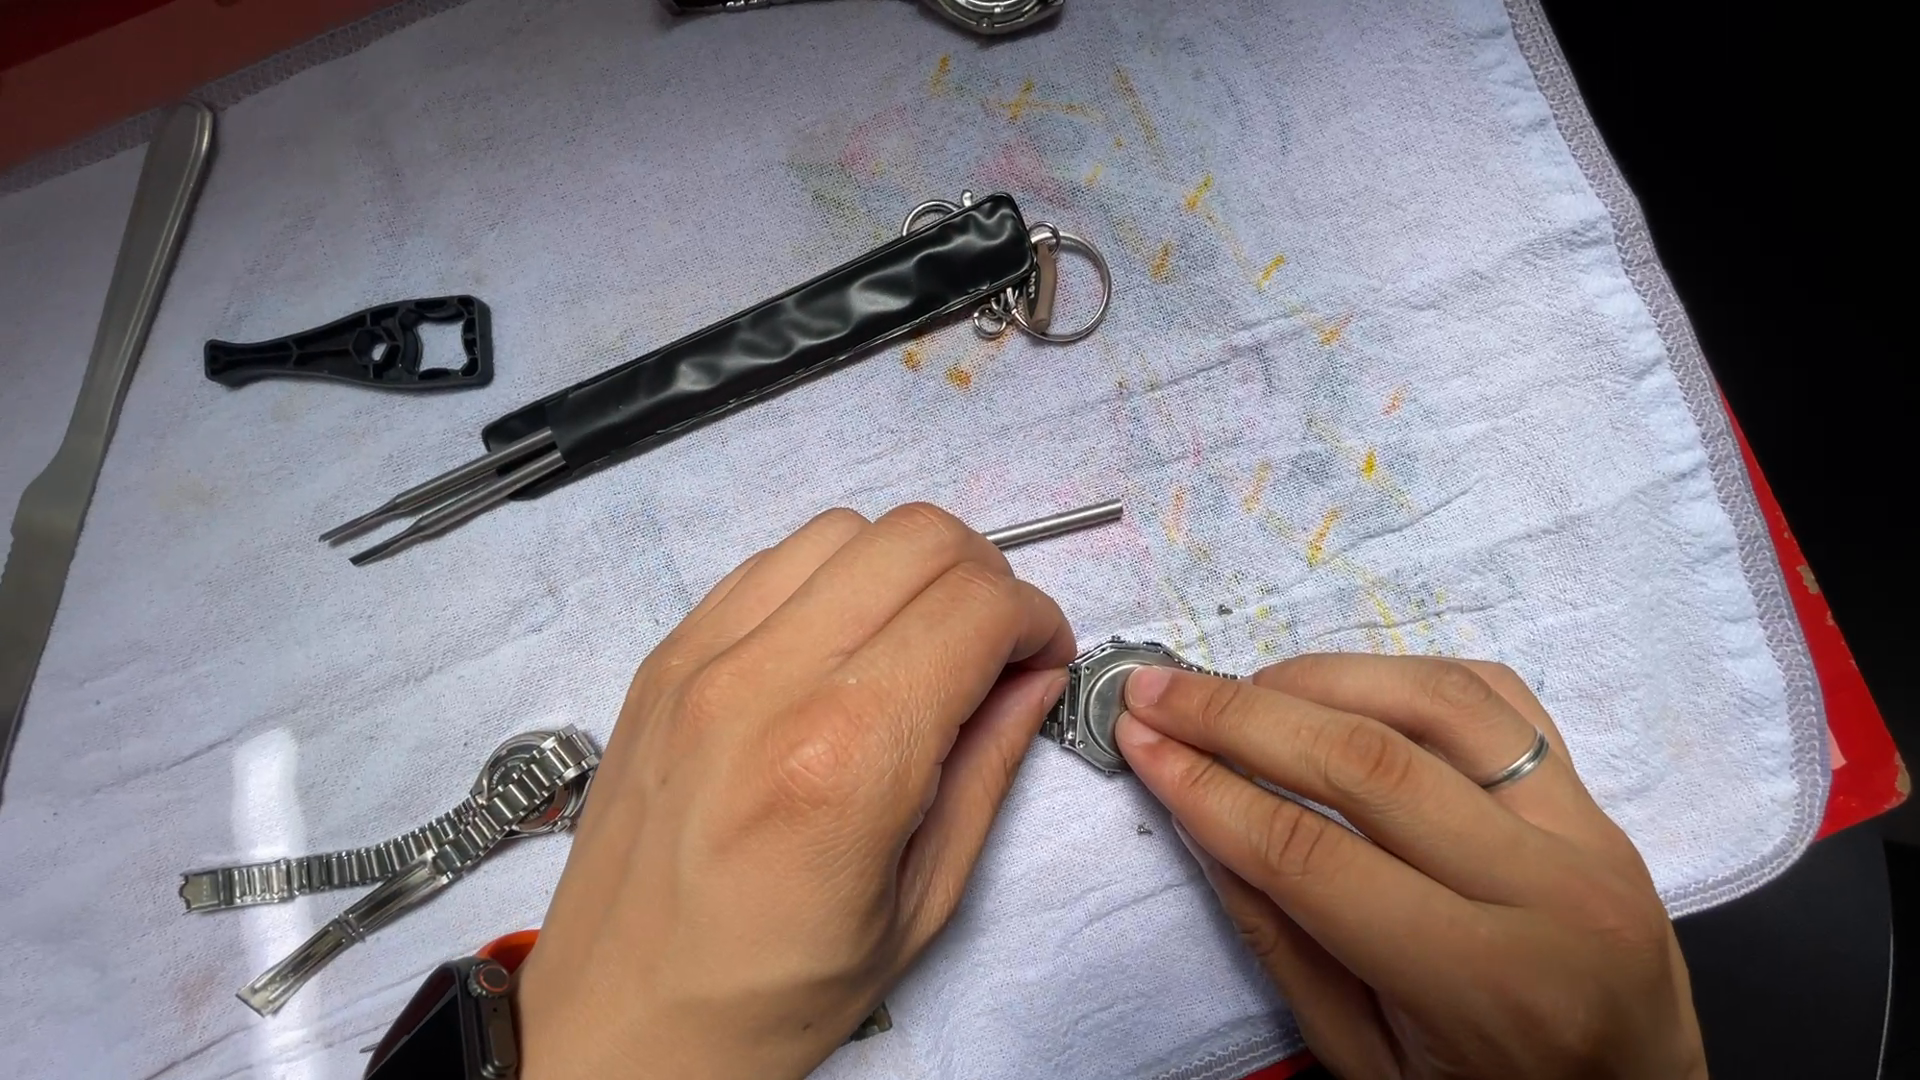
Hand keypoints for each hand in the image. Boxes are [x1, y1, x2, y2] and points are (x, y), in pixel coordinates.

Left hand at [514, 504, 1073, 1078]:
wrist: (616, 1021)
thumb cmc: (776, 988)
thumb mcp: (924, 900)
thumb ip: (991, 763)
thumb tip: (1034, 673)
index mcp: (846, 758)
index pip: (976, 608)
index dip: (1035, 619)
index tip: (1041, 655)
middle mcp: (767, 680)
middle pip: (918, 537)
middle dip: (984, 575)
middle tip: (991, 638)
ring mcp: (704, 654)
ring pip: (847, 528)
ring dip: (908, 566)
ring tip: (916, 634)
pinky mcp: (669, 650)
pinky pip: (776, 559)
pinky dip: (835, 575)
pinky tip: (842, 636)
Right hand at [1115, 655, 1706, 1078]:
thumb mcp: (1354, 1048)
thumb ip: (1270, 924)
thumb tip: (1190, 803)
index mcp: (1488, 985)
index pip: (1307, 853)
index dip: (1204, 784)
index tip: (1134, 737)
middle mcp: (1554, 891)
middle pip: (1362, 759)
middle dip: (1232, 712)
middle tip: (1155, 688)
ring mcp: (1589, 828)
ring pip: (1432, 698)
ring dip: (1310, 676)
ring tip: (1237, 689)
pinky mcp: (1594, 794)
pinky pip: (1489, 691)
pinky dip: (1393, 671)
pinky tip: (1333, 689)